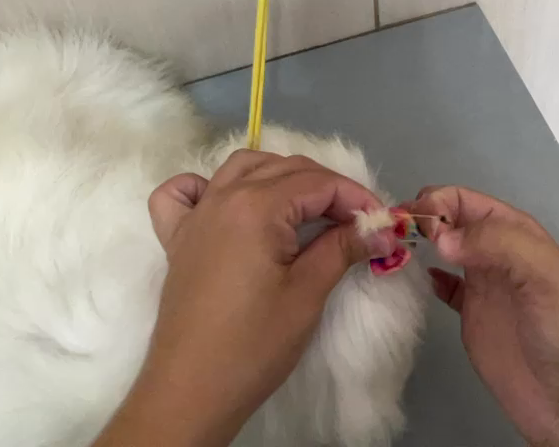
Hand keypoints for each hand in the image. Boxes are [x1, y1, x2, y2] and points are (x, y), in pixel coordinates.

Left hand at [91, 150, 393, 446]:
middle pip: (286, 168)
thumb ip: (343, 248)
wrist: (191, 393)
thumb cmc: (254, 344)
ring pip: (242, 167)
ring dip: (278, 175)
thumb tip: (382, 229)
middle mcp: (224, 195)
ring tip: (304, 207)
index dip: (356, 198)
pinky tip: (224, 201)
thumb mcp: (308, 293)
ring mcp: (197, 214)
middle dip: (327, 188)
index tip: (382, 222)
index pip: (318, 183)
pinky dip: (204, 185)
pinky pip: (183, 192)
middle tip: (356, 223)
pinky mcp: (176, 238)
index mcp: (258, 205)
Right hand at [408, 186, 558, 446]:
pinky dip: (427, 276)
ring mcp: (484, 284)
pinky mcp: (472, 316)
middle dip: (422, 217)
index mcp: (515, 232)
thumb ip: (495, 244)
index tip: (411, 221)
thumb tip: (439, 235)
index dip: (436, 201)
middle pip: (450, 219)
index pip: (465, 199)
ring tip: (393, 251)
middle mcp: (496, 252)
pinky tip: (417, 279)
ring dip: (420, 243)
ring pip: (444, 248)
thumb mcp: (543, 275)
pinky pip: (444, 286)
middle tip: (393, 235)